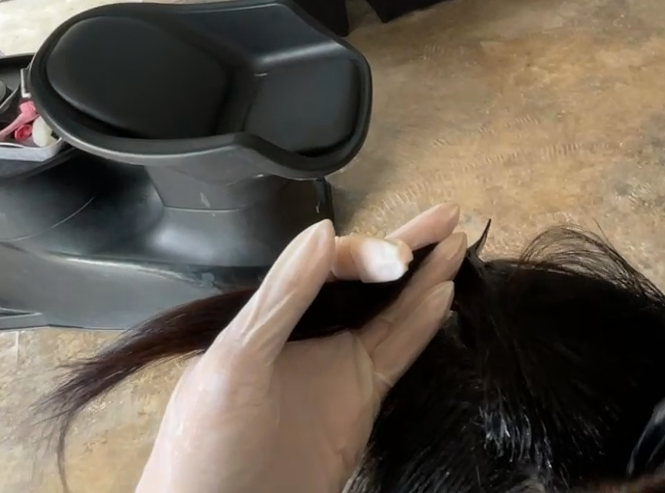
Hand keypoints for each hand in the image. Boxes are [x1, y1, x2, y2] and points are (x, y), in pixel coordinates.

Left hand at [137, 205, 466, 492]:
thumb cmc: (206, 449)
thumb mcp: (233, 365)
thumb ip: (281, 297)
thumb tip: (325, 229)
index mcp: (276, 312)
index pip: (330, 263)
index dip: (368, 253)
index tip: (398, 259)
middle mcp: (312, 330)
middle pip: (368, 277)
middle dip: (407, 244)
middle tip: (448, 215)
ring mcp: (339, 364)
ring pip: (392, 309)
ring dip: (425, 276)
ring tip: (458, 241)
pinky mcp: (361, 400)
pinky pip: (399, 351)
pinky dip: (423, 322)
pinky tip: (446, 293)